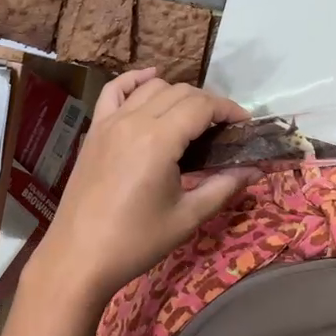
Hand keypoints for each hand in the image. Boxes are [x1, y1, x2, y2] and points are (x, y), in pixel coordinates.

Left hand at [37, 70, 255, 300]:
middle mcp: (134, 120)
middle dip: (207, 103)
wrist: (79, 256)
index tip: (244, 124)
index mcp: (159, 139)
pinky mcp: (95, 129)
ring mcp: (110, 121)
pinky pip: (114, 90)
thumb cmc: (136, 241)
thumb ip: (222, 187)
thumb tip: (255, 170)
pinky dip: (134, 80)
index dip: (227, 109)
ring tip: (193, 118)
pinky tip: (150, 79)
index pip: (201, 106)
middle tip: (223, 129)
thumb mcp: (186, 217)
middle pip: (179, 92)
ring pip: (151, 88)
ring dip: (177, 94)